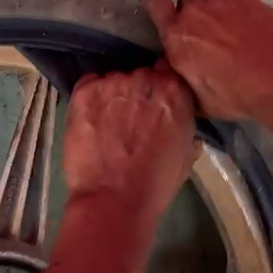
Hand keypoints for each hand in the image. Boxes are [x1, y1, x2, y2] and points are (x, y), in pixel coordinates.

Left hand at [63, 65, 197, 219]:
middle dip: (138, 92)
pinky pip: (90, 84)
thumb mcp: (187, 153)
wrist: (113, 201)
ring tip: (110, 124)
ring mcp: (112, 82)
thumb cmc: (156, 183)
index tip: (155, 103)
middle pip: (141, 76)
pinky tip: (92, 120)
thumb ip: (184, 124)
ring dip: (114, 96)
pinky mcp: (85, 91)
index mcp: (174, 90)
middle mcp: (144, 78)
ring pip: (115, 80)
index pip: (168, 71)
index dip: (161, 87)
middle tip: (133, 118)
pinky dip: (91, 98)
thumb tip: (178, 116)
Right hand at [140, 0, 272, 120]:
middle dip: (195, 21)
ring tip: (241, 46)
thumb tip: (176, 70)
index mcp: (178, 35)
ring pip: (216, 8)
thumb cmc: (236, 94)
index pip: (156, 3)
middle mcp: (197, 12)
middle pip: (189, 7)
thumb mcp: (200, 99)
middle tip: (211, 44)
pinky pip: (240, 6)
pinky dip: (244, 19)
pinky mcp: (249, 0)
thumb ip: (183, 78)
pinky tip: (257, 39)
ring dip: (222, 21)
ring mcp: (224, 2)